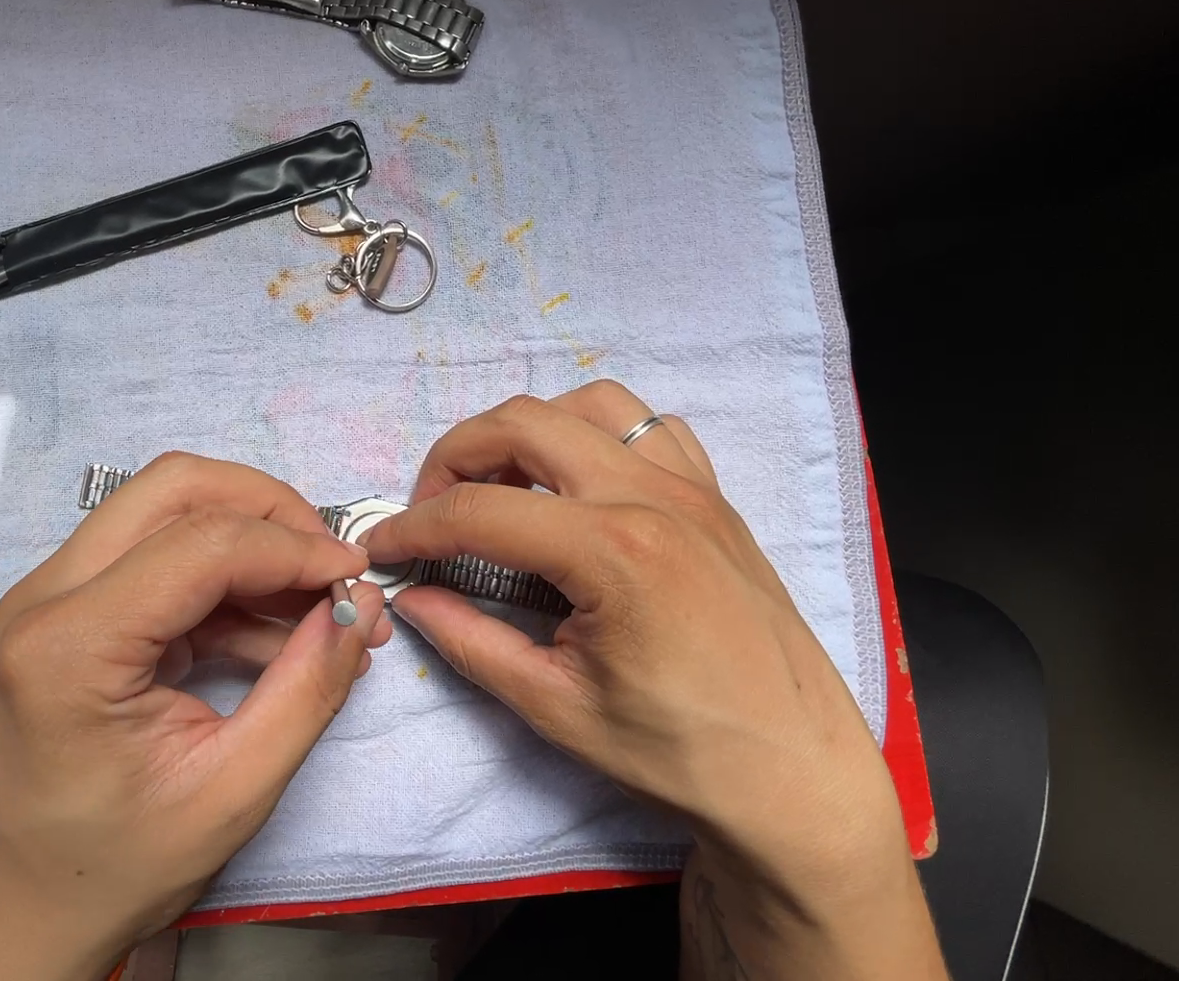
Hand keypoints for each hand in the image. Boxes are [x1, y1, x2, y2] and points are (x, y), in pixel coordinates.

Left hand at [0, 453, 390, 980]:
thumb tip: (362, 604)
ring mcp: (51, 592)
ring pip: (167, 506)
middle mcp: (46, 595)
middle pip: (174, 487)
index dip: (293, 547)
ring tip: (317, 605)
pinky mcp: (71, 603)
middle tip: (327, 564)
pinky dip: (228, 578)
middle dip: (268, 510)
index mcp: (71, 646)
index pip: (202, 544)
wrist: (34, 906)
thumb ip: (307, 687)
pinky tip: (278, 629)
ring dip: (252, 540)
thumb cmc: (121, 865)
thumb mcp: (234, 790)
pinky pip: (161, 554)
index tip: (356, 576)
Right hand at [361, 382, 944, 980]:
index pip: (478, 512)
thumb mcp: (553, 705)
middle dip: (453, 458)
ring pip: (584, 404)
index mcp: (611, 551)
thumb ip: (469, 640)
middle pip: (521, 424)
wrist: (797, 774)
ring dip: (524, 433)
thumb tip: (409, 597)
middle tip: (430, 514)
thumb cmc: (677, 750)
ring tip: (501, 488)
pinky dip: (593, 434)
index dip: (412, 528)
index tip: (381, 549)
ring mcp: (691, 485)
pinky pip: (646, 425)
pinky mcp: (714, 494)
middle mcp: (651, 494)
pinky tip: (579, 484)